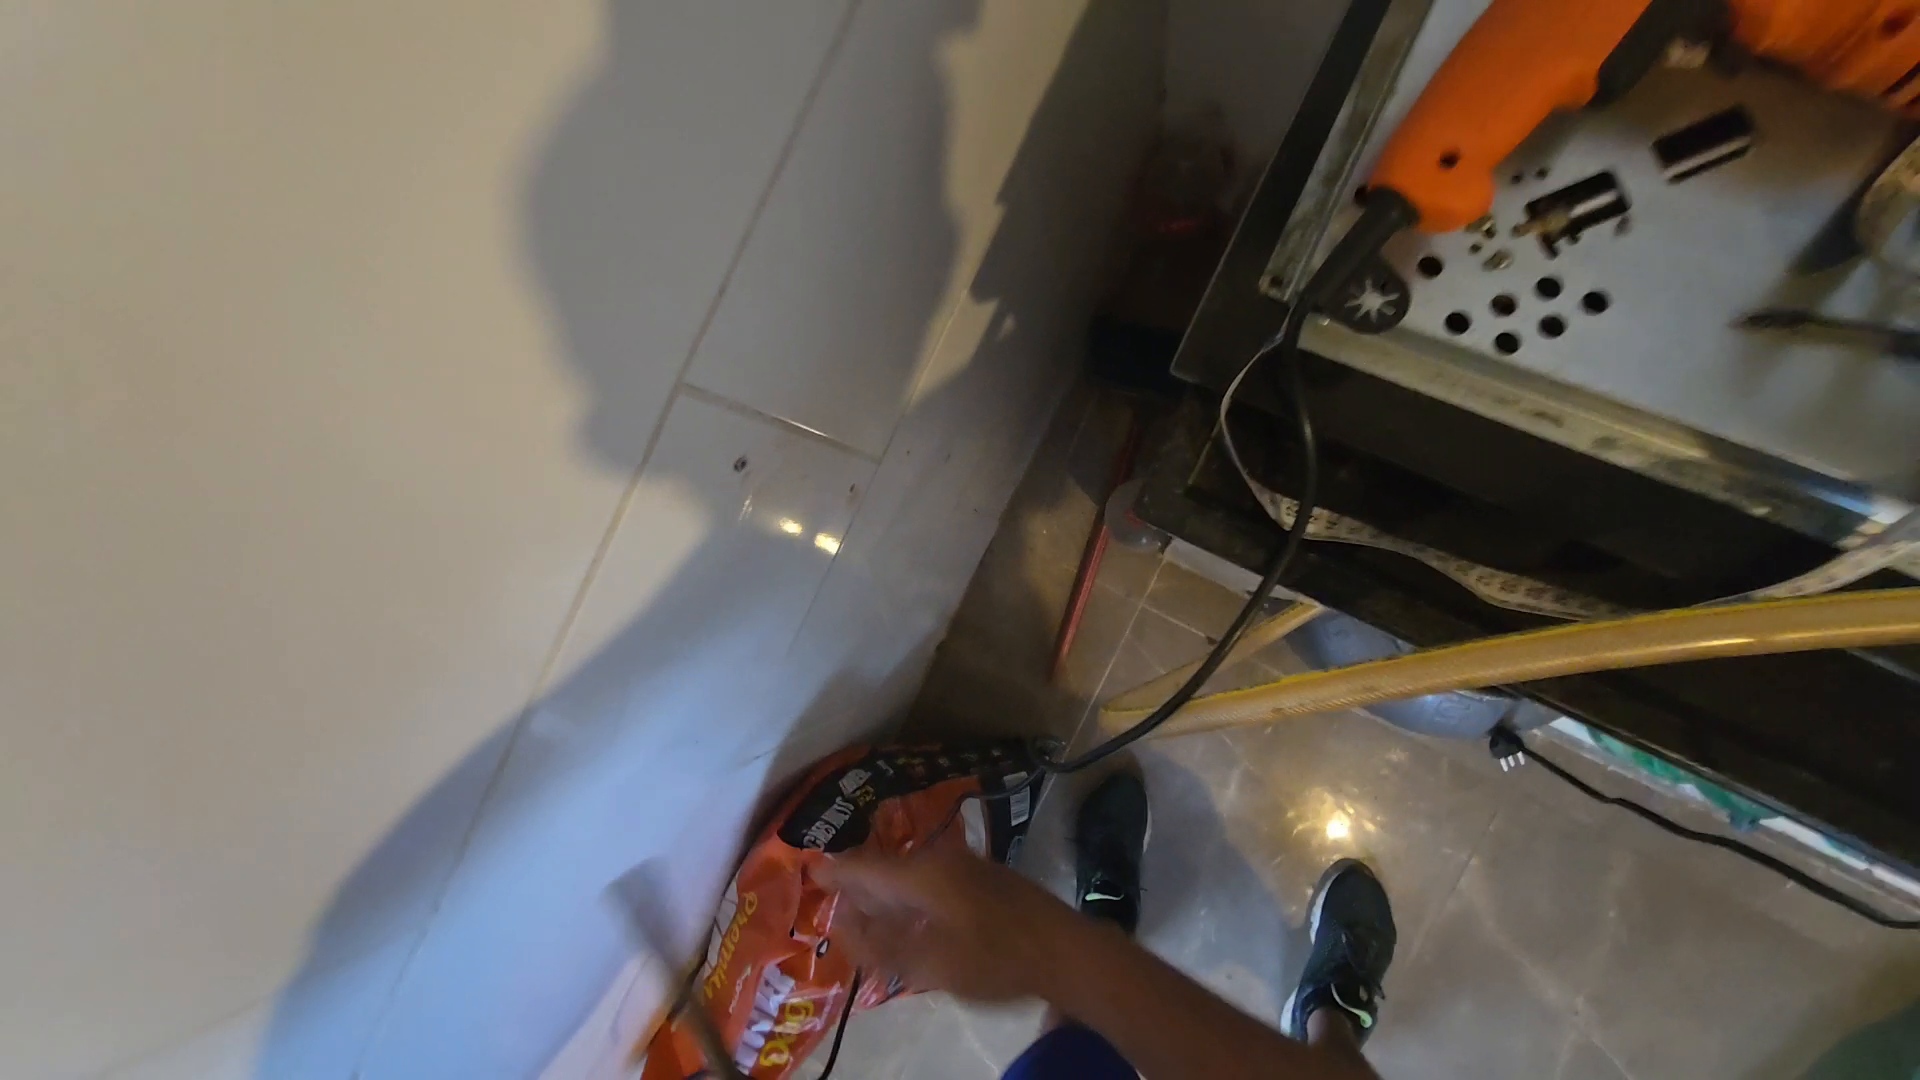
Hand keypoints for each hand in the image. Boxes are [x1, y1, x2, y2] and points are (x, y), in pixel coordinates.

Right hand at [814, 844, 1080, 1003]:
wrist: (1062, 947)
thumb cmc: (994, 957)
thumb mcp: (932, 962)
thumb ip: (882, 945)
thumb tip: (843, 926)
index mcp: (922, 874)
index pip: (864, 866)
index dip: (835, 870)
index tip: (810, 871)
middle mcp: (939, 860)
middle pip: (886, 867)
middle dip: (856, 881)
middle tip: (830, 893)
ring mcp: (963, 866)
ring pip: (909, 873)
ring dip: (883, 889)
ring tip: (860, 906)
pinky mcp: (980, 877)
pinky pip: (929, 879)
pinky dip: (908, 894)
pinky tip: (906, 913)